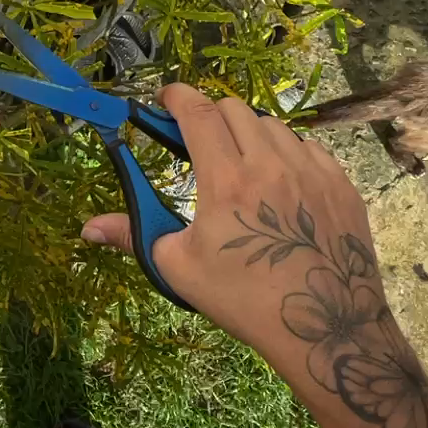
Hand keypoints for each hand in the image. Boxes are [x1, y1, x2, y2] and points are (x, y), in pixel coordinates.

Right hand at [80, 84, 381, 364]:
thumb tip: (85, 228)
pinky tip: (279, 177)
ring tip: (239, 160)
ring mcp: (313, 172)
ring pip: (273, 124)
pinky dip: (286, 150)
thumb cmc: (244, 300)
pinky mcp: (342, 186)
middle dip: (209, 114)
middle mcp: (270, 165)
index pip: (198, 113)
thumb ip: (132, 235)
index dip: (177, 96)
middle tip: (198, 138)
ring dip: (247, 131)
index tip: (165, 98)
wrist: (329, 332)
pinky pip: (308, 146)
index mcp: (226, 181)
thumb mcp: (179, 267)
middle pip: (234, 109)